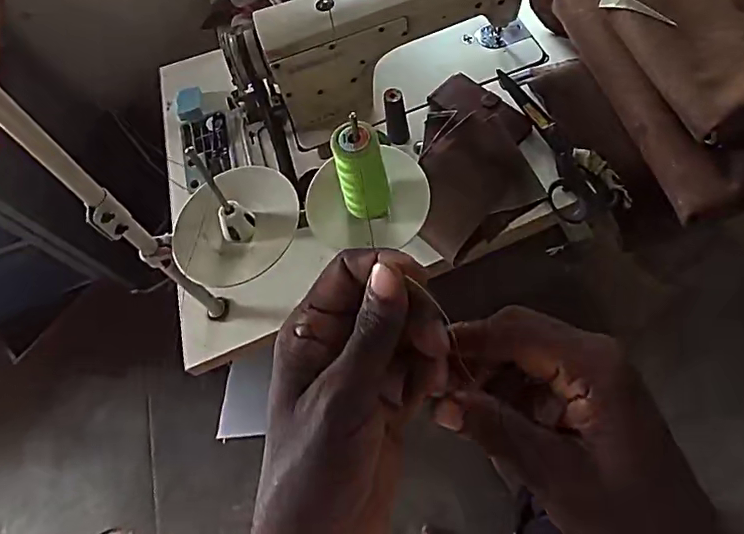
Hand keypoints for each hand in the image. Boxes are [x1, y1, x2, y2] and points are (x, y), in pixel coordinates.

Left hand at [253, 250, 450, 533]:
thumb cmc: (308, 474)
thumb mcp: (342, 396)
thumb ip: (370, 333)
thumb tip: (387, 273)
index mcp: (311, 331)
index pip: (347, 272)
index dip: (382, 267)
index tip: (417, 277)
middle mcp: (338, 344)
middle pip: (385, 298)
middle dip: (414, 312)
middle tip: (433, 339)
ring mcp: (365, 371)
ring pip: (405, 330)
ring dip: (427, 343)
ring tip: (435, 370)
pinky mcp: (388, 397)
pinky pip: (417, 365)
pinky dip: (431, 371)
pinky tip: (433, 388)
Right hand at [434, 307, 716, 533]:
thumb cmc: (628, 517)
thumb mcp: (559, 479)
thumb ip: (499, 432)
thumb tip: (443, 402)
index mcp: (594, 362)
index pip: (517, 329)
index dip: (470, 339)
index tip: (429, 356)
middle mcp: (594, 350)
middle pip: (519, 332)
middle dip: (479, 358)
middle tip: (441, 387)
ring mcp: (595, 366)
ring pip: (524, 350)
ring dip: (492, 375)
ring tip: (462, 407)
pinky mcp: (591, 386)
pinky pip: (539, 372)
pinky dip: (512, 391)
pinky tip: (494, 418)